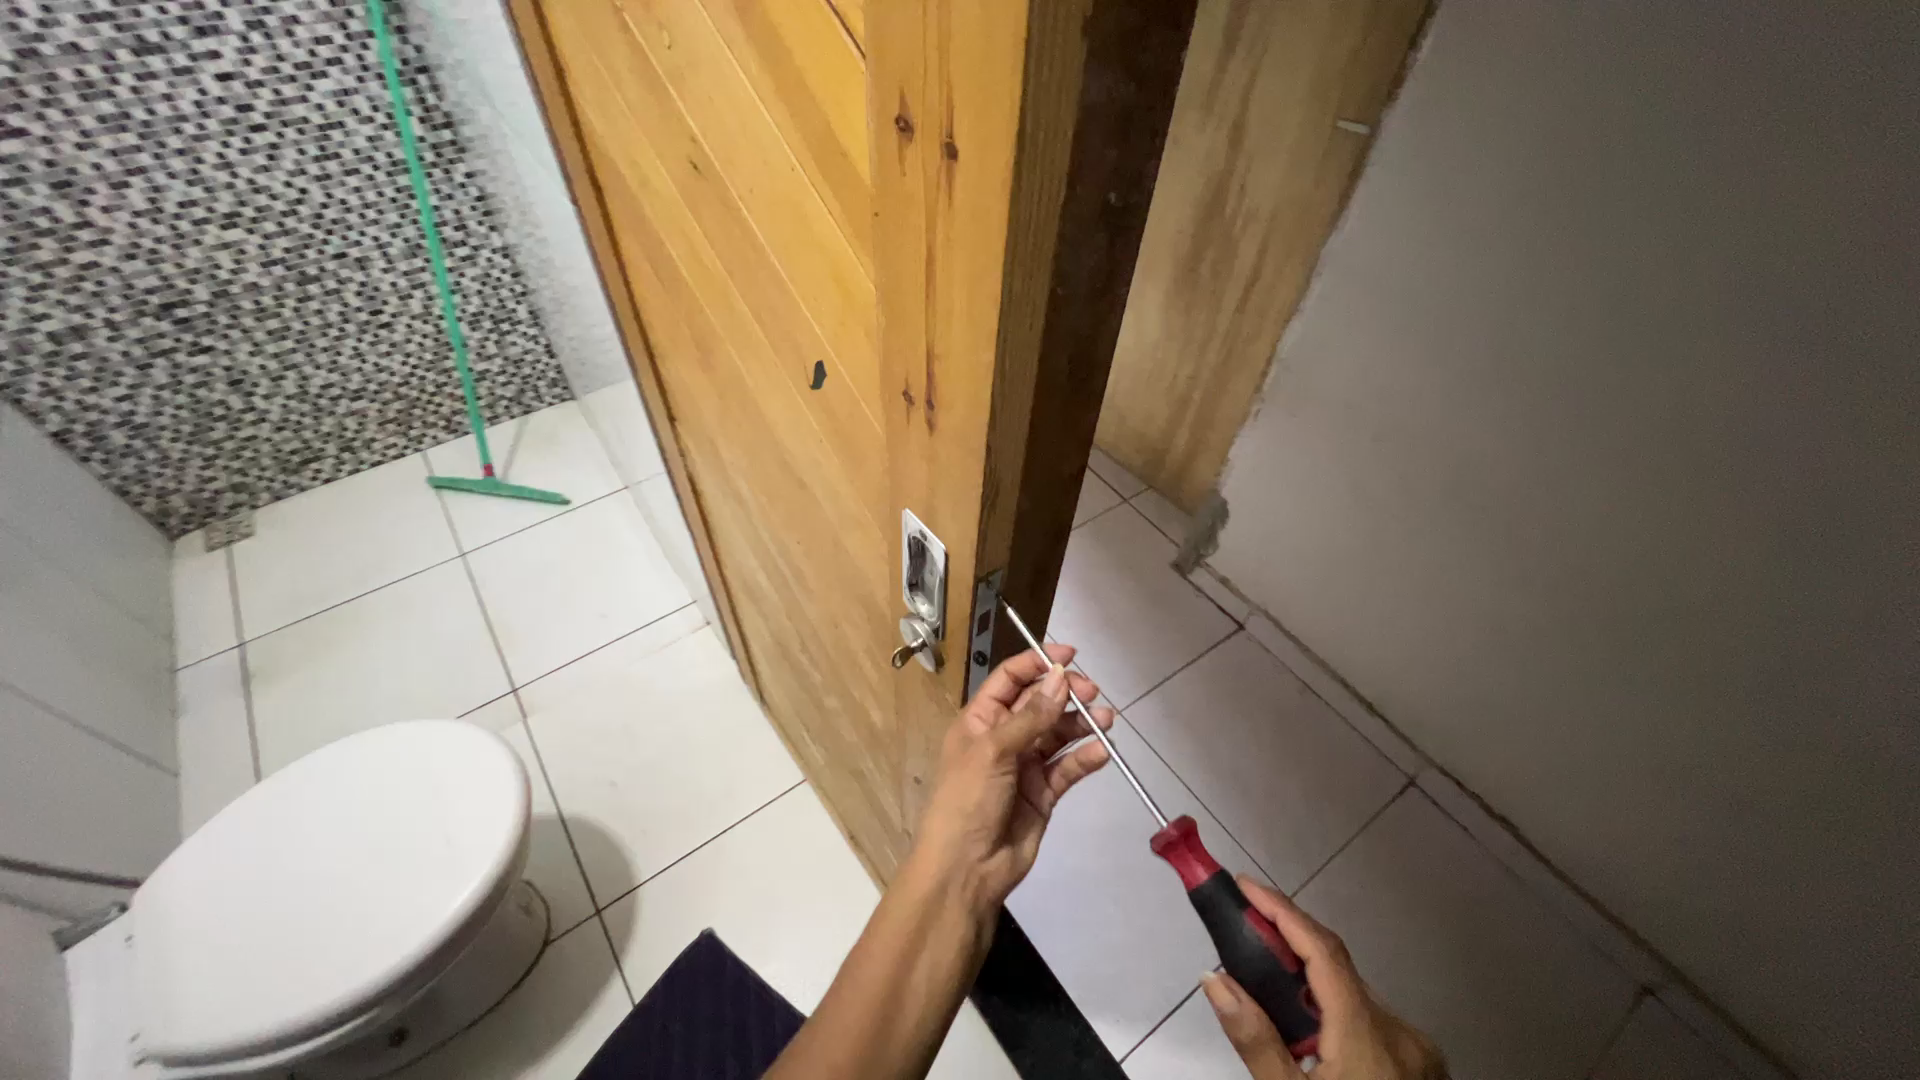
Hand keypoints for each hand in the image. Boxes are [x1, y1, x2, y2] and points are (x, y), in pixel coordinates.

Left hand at [907, 644, 1114, 918]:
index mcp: (980, 720)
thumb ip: (1031, 717)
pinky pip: (1067, 768)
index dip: (1037, 663)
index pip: (1010, 679)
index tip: (1070, 655)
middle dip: (1065, 693)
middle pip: (1039, 703)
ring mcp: (1024, 765)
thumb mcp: (993, 751)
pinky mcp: (1043, 793)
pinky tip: (1102, 751)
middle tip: (1092, 692)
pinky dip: (1085, 757)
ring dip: (1081, 724)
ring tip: (1106, 719)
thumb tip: (1059, 678)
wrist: (966, 869)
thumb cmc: (967, 800)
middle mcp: (1003, 737)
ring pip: (1058, 734)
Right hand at [1203, 875, 1445, 1079]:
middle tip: (1241, 926)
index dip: (1282, 910)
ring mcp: (1419, 1052)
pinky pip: (1370, 1018)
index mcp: (1369, 1038)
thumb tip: (1214, 979)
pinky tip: (1308, 1030)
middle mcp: (1402, 1034)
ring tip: (1264, 980)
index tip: (1244, 885)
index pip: (1322, 952)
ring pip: (1354, 993)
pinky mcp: (1424, 1067)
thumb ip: (1256, 1041)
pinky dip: (1333, 1006)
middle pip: (1337, 968)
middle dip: (1287, 939)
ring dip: (1309, 977)